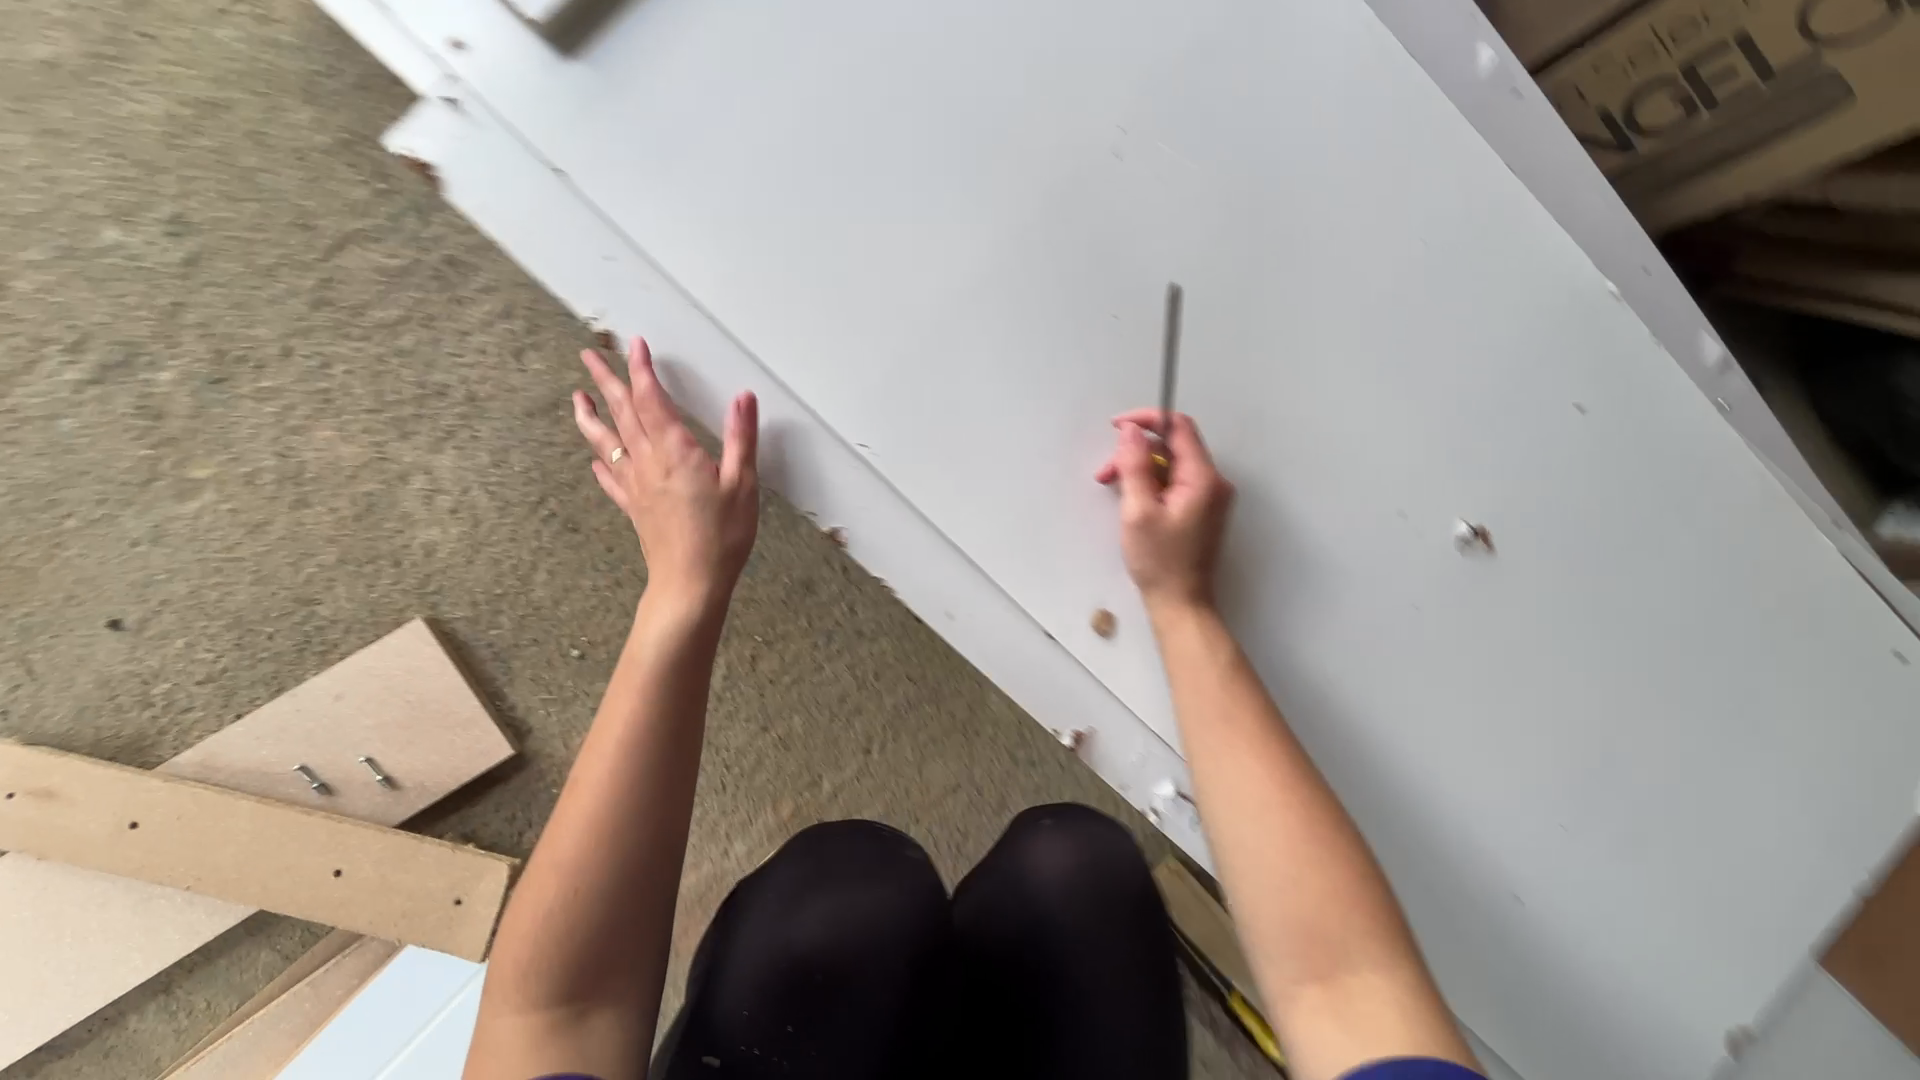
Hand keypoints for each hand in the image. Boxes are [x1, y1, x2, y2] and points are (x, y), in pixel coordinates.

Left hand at [573, 336, 759, 611]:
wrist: (690, 582)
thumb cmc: (721, 536)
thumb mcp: (742, 483)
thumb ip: (741, 438)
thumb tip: (743, 399)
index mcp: (676, 452)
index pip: (653, 400)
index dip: (642, 370)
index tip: (634, 345)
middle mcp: (649, 463)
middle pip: (623, 413)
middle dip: (606, 381)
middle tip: (590, 355)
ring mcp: (637, 486)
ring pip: (607, 442)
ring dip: (590, 416)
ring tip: (576, 397)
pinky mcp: (635, 509)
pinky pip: (611, 479)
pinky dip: (601, 464)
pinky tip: (595, 461)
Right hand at [1094, 409, 1233, 611]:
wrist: (1181, 603)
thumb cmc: (1160, 562)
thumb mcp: (1138, 510)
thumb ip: (1134, 465)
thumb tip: (1131, 431)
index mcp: (1203, 478)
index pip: (1178, 428)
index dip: (1147, 419)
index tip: (1118, 426)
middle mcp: (1213, 482)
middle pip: (1172, 447)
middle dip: (1135, 452)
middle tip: (1106, 472)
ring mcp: (1209, 497)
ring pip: (1170, 465)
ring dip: (1139, 469)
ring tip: (1111, 486)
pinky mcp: (1200, 510)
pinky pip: (1174, 483)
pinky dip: (1150, 484)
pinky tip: (1130, 498)